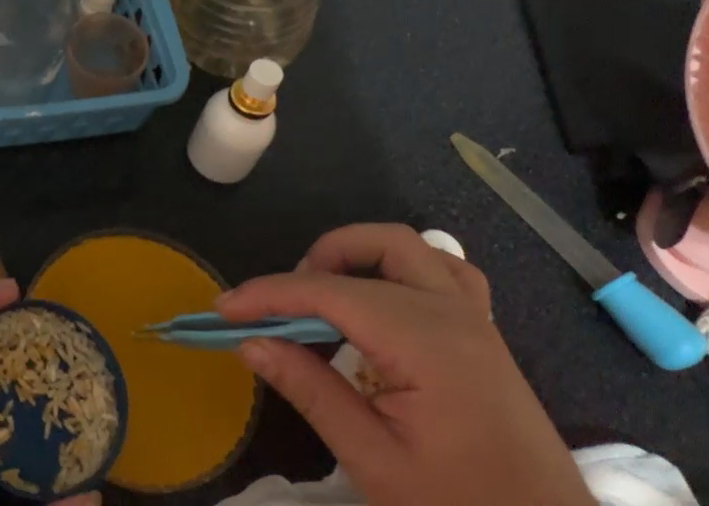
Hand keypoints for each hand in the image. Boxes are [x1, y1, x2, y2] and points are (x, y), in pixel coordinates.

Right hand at [218, 224, 590, 505]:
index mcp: (426, 342)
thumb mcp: (375, 462)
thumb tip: (251, 343)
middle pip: (374, 247)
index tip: (224, 309)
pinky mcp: (485, 335)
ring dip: (359, 257)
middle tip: (282, 309)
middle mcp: (454, 314)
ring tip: (326, 300)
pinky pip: (442, 272)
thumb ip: (311, 391)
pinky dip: (400, 270)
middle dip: (316, 262)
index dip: (269, 294)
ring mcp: (475, 320)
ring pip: (410, 249)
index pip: (329, 292)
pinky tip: (381, 304)